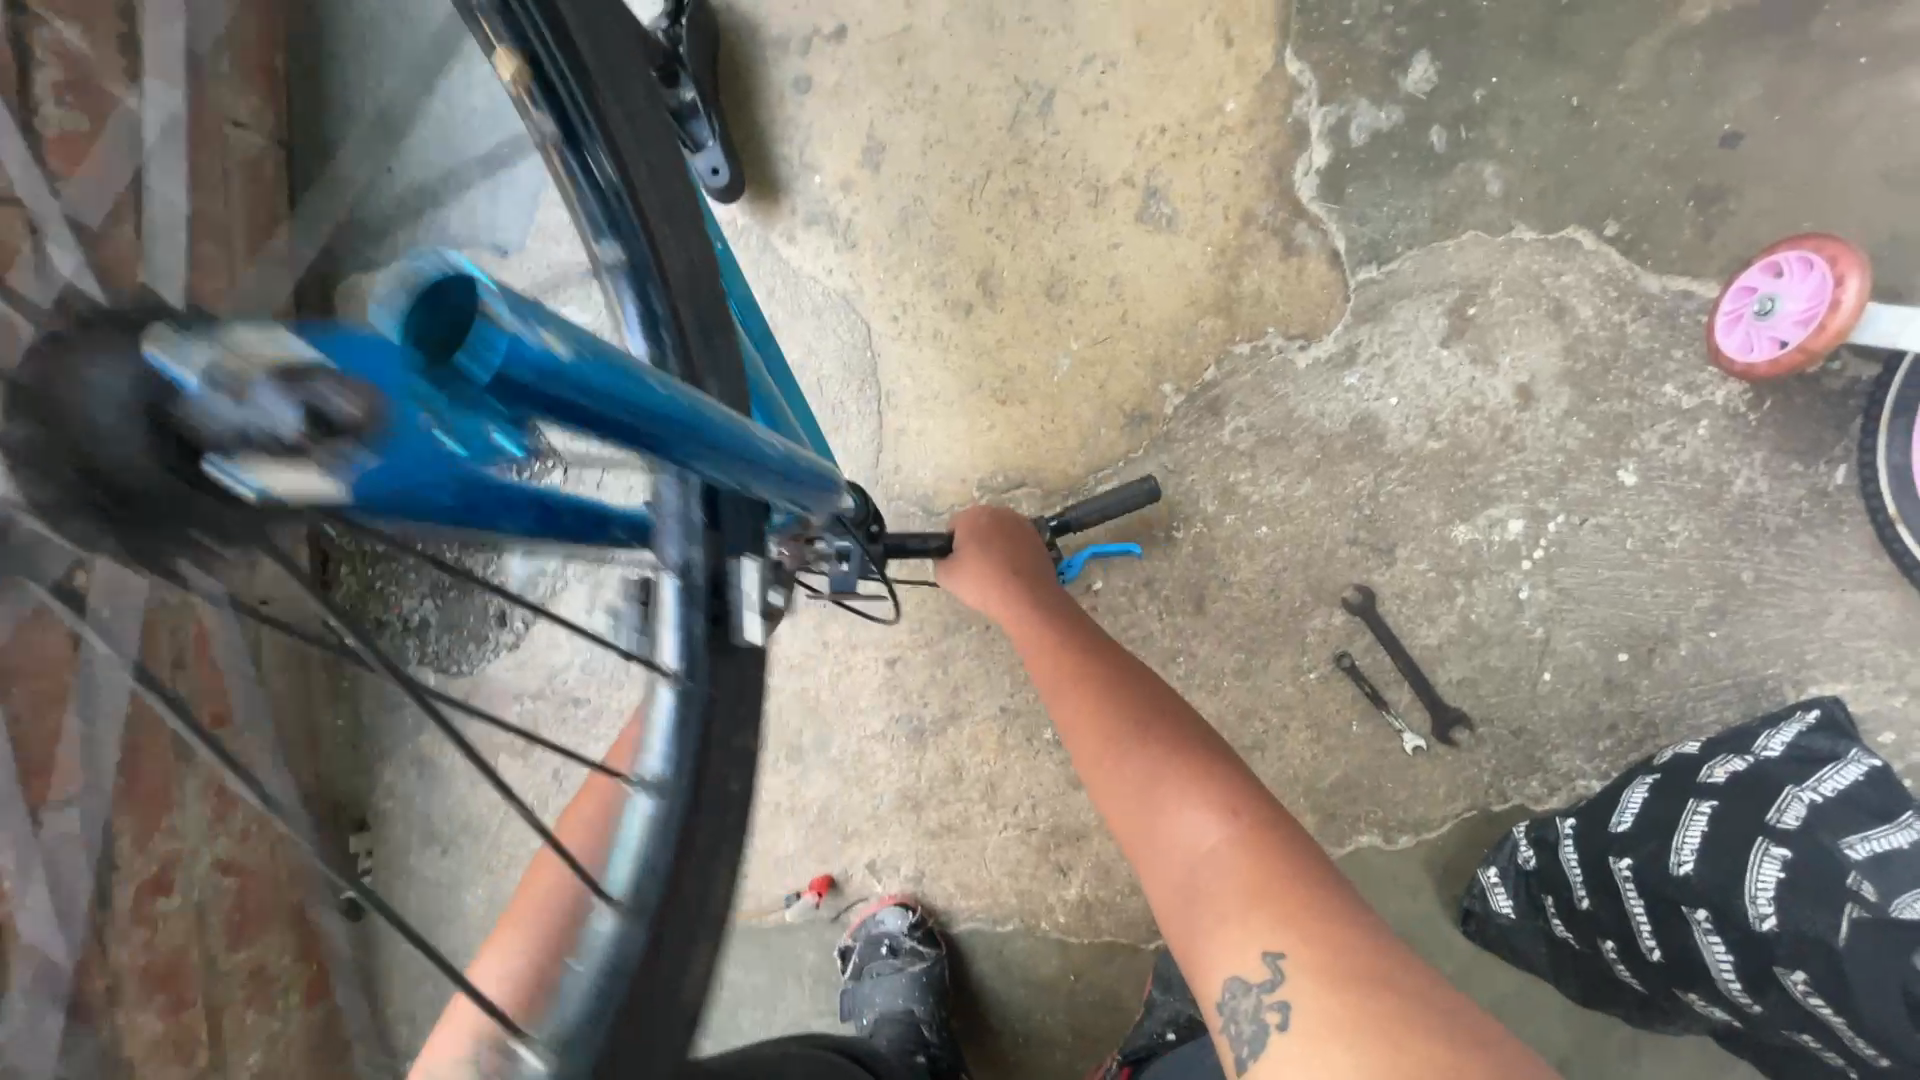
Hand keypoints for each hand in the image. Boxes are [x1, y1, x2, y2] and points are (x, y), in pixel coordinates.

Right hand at [936, 505, 1065, 624]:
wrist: (1027, 598)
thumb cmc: (982, 583)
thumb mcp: (945, 576)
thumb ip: (940, 561)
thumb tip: (948, 558)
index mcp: (973, 515)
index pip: (954, 526)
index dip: (952, 546)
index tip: (959, 566)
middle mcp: (998, 512)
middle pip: (978, 526)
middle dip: (975, 542)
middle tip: (976, 570)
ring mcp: (1021, 522)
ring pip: (998, 533)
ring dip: (995, 546)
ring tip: (997, 573)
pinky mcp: (1037, 536)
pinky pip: (1016, 541)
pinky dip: (1012, 552)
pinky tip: (1013, 573)